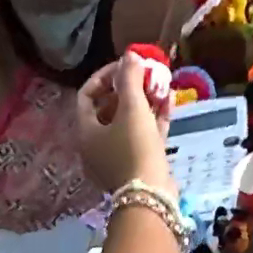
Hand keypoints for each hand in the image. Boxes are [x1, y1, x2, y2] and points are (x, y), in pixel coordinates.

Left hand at [76, 51, 173, 195]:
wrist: (151, 197)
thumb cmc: (135, 149)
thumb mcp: (132, 108)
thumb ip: (130, 78)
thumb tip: (130, 55)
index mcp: (85, 132)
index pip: (87, 94)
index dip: (106, 75)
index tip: (127, 66)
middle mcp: (96, 147)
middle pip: (108, 109)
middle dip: (129, 89)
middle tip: (146, 76)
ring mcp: (117, 159)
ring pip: (128, 124)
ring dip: (143, 103)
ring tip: (160, 86)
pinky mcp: (137, 168)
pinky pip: (141, 139)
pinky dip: (152, 121)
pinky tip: (167, 103)